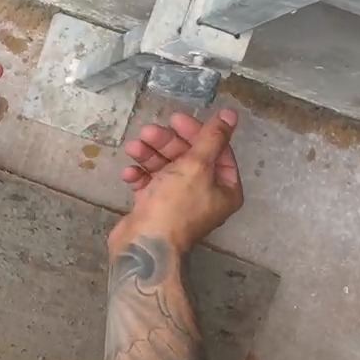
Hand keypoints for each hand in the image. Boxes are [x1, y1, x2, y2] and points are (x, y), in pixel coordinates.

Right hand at [111, 109, 243, 251]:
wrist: (145, 245)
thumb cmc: (175, 206)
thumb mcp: (197, 166)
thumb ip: (212, 138)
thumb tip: (230, 114)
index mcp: (223, 188)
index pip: (215, 150)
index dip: (196, 132)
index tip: (175, 119)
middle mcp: (203, 195)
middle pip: (187, 158)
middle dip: (165, 144)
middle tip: (146, 132)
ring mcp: (177, 202)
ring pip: (165, 169)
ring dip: (148, 156)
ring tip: (132, 148)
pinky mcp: (154, 207)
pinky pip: (149, 185)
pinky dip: (139, 177)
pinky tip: (128, 174)